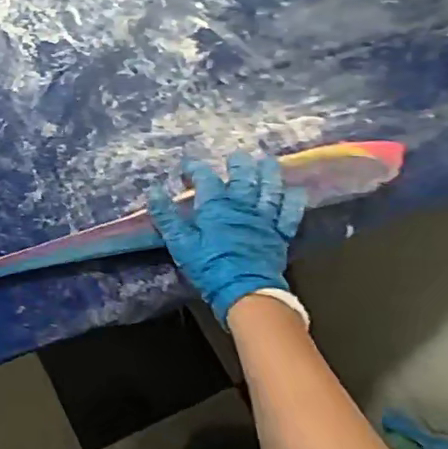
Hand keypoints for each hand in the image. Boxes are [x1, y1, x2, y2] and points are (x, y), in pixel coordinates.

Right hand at [147, 152, 307, 324]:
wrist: (245, 292)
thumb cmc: (209, 267)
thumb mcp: (180, 244)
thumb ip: (166, 217)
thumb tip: (153, 190)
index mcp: (215, 206)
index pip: (204, 178)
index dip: (195, 168)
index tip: (187, 165)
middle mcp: (242, 205)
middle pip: (242, 177)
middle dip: (238, 164)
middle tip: (236, 156)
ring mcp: (264, 218)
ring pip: (269, 189)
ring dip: (269, 174)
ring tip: (267, 162)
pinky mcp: (280, 234)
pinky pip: (290, 213)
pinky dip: (293, 201)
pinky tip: (295, 191)